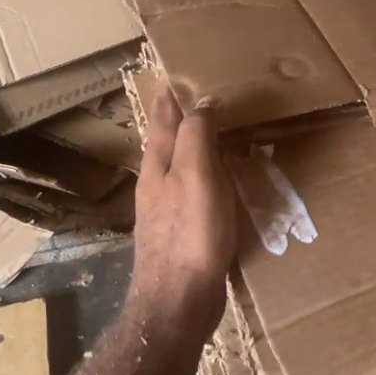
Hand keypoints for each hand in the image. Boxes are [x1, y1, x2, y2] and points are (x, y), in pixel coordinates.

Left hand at [129, 86, 236, 340]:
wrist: (177, 305)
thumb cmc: (189, 234)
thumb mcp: (195, 174)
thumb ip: (197, 134)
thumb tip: (203, 100)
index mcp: (158, 163)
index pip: (162, 115)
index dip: (170, 92)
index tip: (178, 70)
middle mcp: (156, 181)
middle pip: (166, 138)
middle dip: (179, 115)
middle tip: (199, 94)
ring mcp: (165, 209)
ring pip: (179, 164)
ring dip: (192, 144)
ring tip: (213, 131)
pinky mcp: (181, 233)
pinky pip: (193, 191)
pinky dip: (205, 175)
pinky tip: (219, 183)